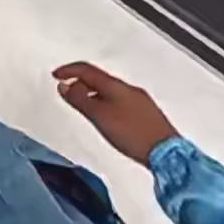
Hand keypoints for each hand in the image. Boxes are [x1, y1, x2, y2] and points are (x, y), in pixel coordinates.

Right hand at [54, 61, 177, 165]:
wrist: (168, 154)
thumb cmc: (132, 134)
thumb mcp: (98, 116)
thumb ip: (79, 99)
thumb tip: (64, 86)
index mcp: (115, 86)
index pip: (87, 69)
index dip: (68, 70)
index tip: (56, 75)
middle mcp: (128, 89)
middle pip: (99, 78)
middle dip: (80, 81)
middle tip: (67, 91)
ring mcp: (139, 101)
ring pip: (109, 90)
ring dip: (92, 93)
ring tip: (83, 106)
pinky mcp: (146, 114)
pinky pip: (119, 100)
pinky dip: (104, 101)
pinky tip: (105, 116)